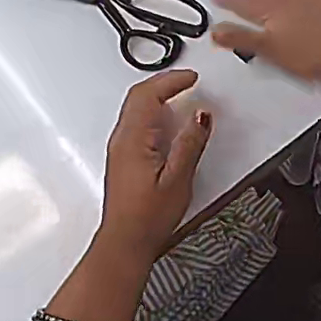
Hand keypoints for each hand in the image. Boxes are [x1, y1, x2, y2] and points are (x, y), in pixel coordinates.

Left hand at [97, 69, 212, 263]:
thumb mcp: (177, 180)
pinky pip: (137, 124)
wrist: (126, 242)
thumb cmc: (146, 218)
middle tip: (186, 81)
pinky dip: (155, 113)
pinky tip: (169, 123)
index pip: (148, 96)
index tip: (190, 78)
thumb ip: (190, 144)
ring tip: (181, 96)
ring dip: (158, 97)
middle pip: (138, 97)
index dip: (171, 81)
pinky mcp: (124, 158)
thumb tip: (200, 116)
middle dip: (164, 84)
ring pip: (136, 109)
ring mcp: (120, 149)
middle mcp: (122, 140)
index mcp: (133, 140)